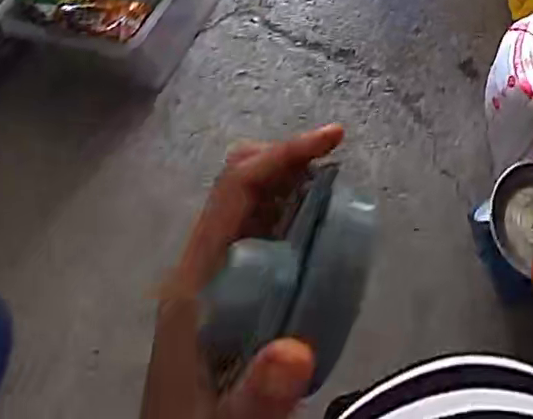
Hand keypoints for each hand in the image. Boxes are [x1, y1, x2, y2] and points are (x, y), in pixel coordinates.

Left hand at [142, 125, 344, 418]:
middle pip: (240, 179)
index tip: (331, 139)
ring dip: (293, 181)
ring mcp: (216, 272)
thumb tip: (297, 353)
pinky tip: (321, 230)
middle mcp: (203, 262)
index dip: (283, 155)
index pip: (236, 189)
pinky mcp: (232, 285)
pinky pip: (263, 226)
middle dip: (288, 158)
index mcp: (196, 278)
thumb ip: (260, 395)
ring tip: (336, 190)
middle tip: (334, 165)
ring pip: (252, 199)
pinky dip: (294, 209)